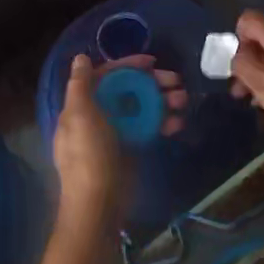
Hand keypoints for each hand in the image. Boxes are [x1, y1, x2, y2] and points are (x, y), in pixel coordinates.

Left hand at [54, 55, 187, 220]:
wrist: (98, 205)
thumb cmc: (88, 157)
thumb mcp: (80, 117)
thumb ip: (80, 86)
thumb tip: (80, 58)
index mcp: (82, 105)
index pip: (106, 76)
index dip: (128, 66)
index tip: (152, 62)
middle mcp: (98, 115)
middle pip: (127, 90)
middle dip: (152, 83)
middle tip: (177, 81)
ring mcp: (116, 132)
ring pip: (141, 108)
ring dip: (163, 101)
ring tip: (183, 100)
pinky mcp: (130, 148)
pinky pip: (148, 128)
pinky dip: (163, 123)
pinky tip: (178, 123)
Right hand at [229, 10, 263, 164]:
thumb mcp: (261, 85)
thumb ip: (242, 64)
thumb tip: (236, 55)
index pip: (249, 19)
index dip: (237, 38)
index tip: (238, 63)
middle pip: (260, 34)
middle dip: (246, 57)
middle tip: (239, 85)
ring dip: (258, 68)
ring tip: (250, 95)